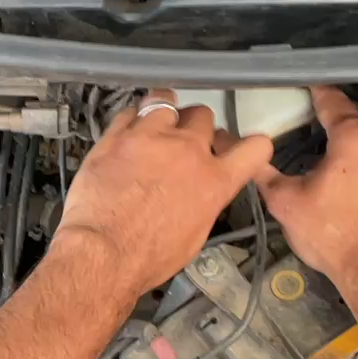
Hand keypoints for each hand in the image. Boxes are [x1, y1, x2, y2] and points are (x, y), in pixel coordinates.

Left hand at [55, 90, 275, 295]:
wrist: (103, 253)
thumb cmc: (144, 257)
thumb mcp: (192, 238)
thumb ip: (204, 203)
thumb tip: (200, 195)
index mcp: (214, 181)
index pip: (254, 148)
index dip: (250, 146)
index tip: (238, 148)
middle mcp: (188, 152)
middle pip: (203, 116)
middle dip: (194, 128)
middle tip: (180, 142)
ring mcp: (151, 139)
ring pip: (166, 102)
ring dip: (162, 113)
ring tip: (152, 126)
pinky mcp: (117, 138)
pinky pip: (129, 112)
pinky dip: (131, 120)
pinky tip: (126, 133)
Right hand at [256, 86, 357, 294]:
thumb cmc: (338, 237)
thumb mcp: (286, 204)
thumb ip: (266, 175)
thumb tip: (252, 163)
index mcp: (356, 137)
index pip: (332, 101)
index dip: (316, 93)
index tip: (309, 88)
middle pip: (355, 120)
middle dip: (333, 125)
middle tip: (310, 133)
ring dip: (352, 146)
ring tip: (330, 164)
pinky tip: (352, 184)